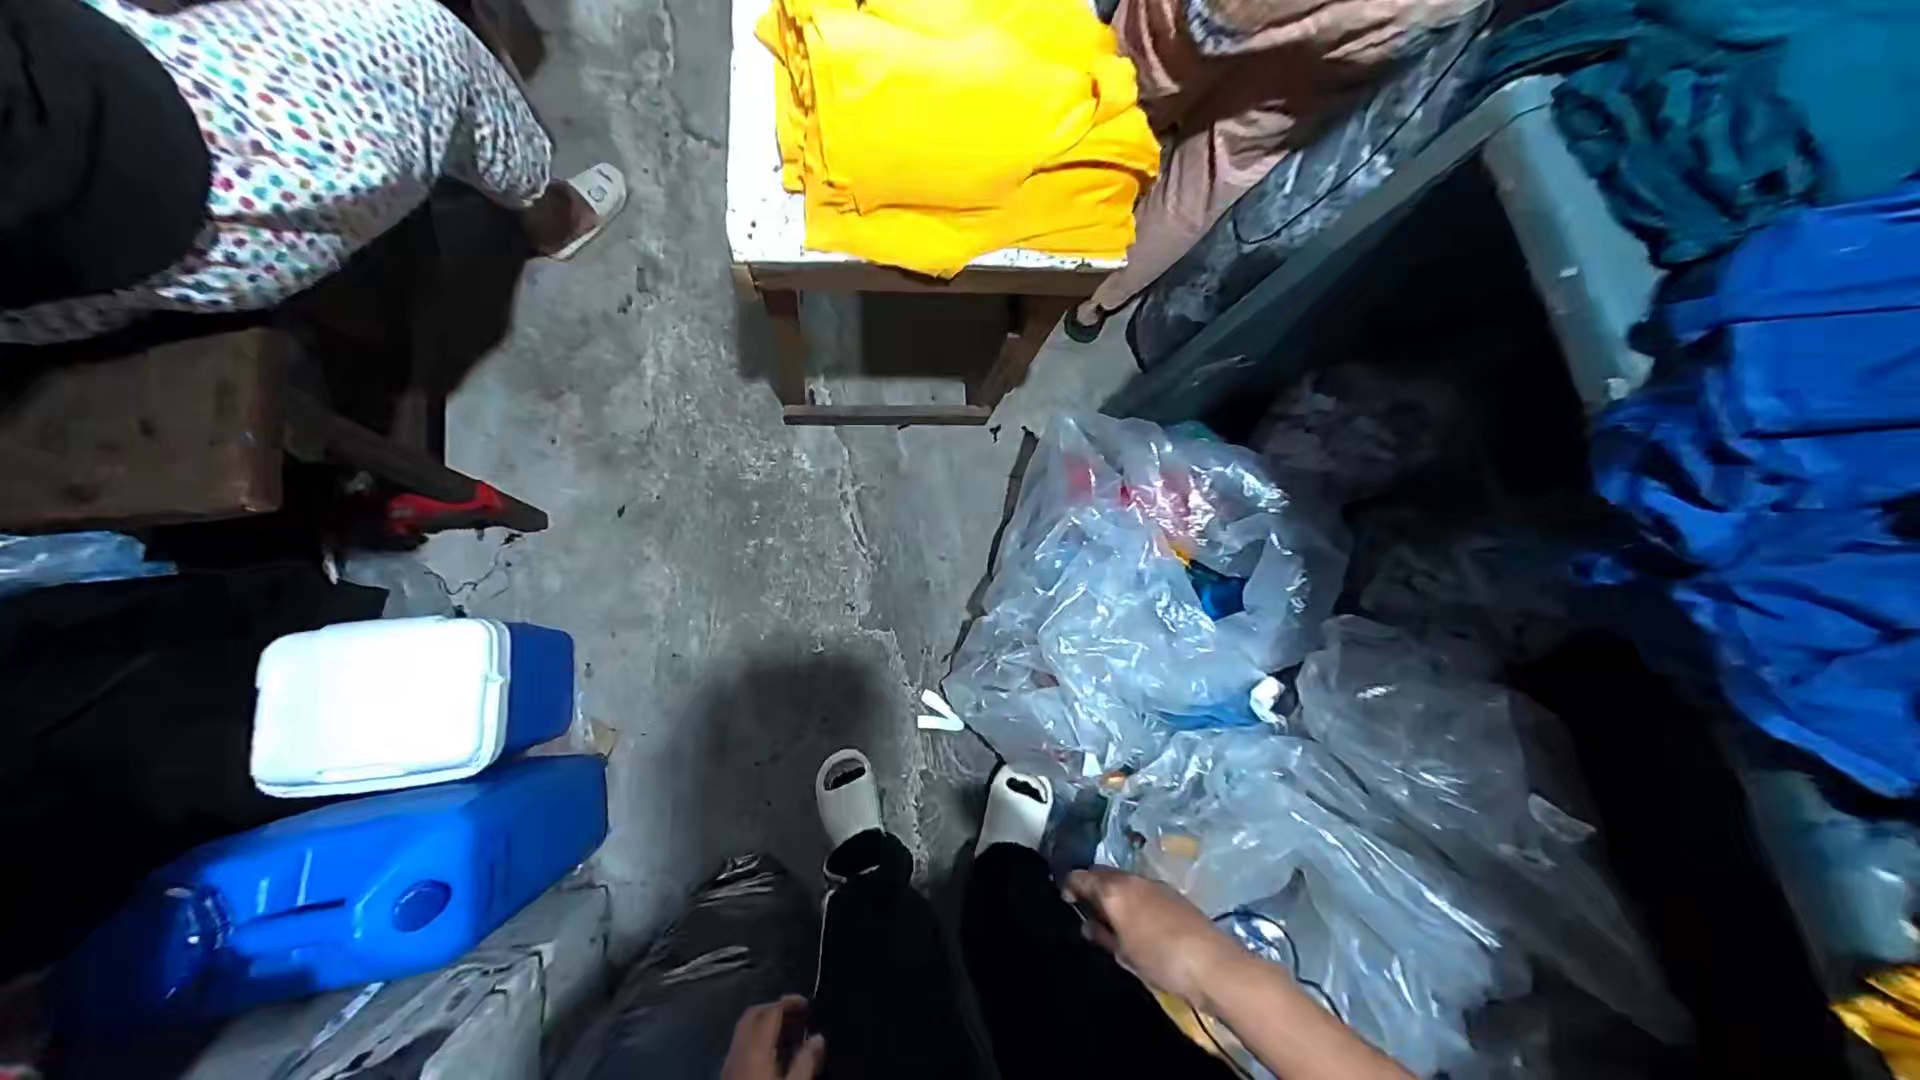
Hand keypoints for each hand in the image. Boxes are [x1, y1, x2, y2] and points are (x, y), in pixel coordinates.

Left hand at [721, 996, 825, 1079]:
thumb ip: (806, 1063)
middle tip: (796, 1014)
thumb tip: (818, 1038)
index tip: (808, 1005)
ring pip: (743, 1032)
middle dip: (774, 1008)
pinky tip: (772, 1059)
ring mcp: (728, 1068)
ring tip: (788, 1034)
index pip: (770, 1012)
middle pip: (752, 1016)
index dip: (789, 1002)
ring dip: (764, 1025)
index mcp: (754, 1051)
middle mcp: (737, 1054)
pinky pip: (741, 1049)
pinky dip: (757, 1042)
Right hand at [1064, 868, 1245, 1005]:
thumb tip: (1088, 925)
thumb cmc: (1160, 960)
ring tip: (1113, 917)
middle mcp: (1131, 878)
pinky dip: (1132, 896)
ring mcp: (1153, 882)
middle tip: (1089, 910)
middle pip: (1102, 873)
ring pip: (1123, 879)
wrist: (1211, 962)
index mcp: (1113, 890)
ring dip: (1114, 891)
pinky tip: (1138, 919)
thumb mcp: (1123, 954)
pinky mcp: (1171, 892)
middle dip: (1092, 887)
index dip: (1069, 886)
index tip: (1067, 901)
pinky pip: (1141, 887)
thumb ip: (1102, 936)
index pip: (1080, 876)